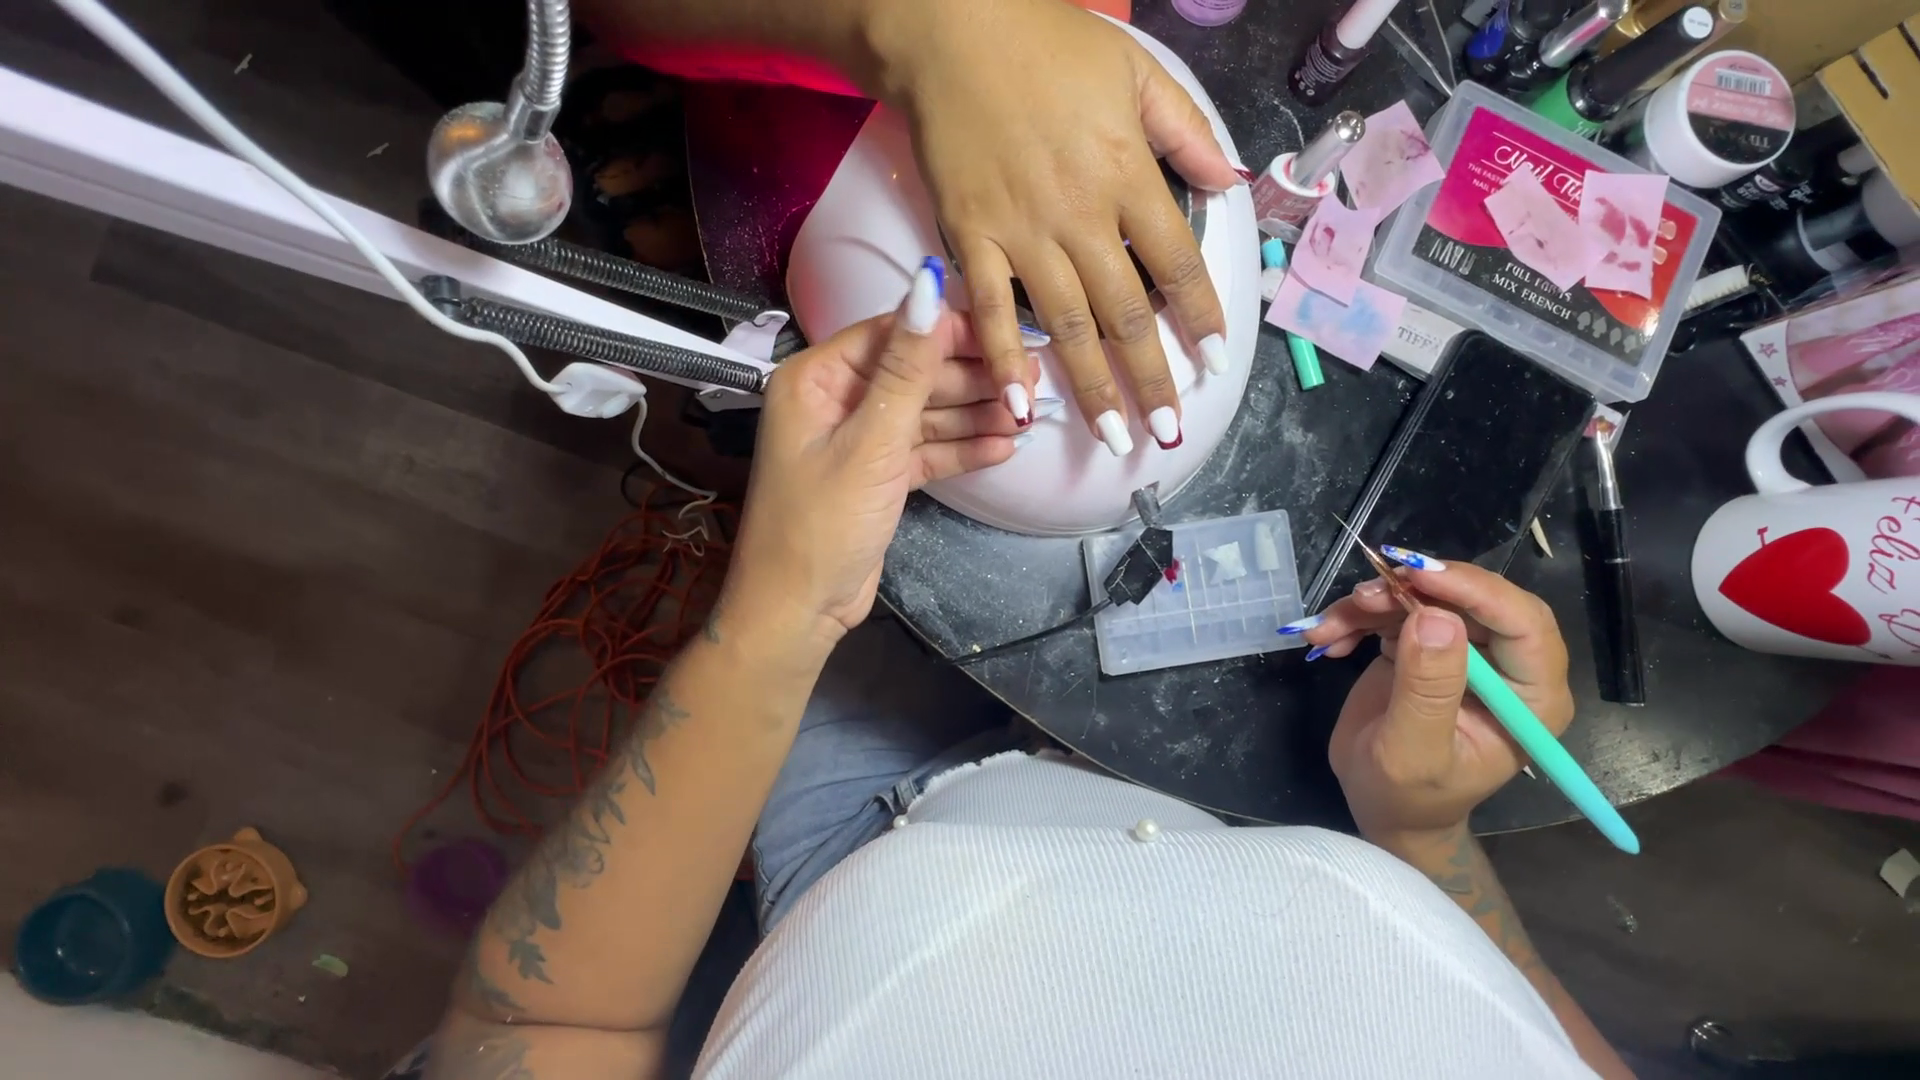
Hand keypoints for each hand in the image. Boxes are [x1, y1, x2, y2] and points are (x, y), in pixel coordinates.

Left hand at [723, 260, 1016, 645]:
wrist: (799, 610)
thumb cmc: (822, 524)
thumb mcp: (871, 443)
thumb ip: (906, 368)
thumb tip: (928, 284)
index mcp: (817, 379)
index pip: (892, 335)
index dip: (950, 333)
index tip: (1007, 335)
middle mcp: (837, 400)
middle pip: (914, 374)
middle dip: (971, 380)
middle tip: (1031, 382)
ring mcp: (858, 440)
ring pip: (925, 414)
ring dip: (974, 416)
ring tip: (1028, 416)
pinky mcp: (878, 476)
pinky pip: (925, 451)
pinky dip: (960, 450)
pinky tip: (1003, 447)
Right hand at [867, 0, 1238, 454]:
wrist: (951, 30)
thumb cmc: (1045, 45)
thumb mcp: (1135, 70)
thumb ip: (1185, 131)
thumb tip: (1229, 186)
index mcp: (1126, 175)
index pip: (1176, 263)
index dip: (1200, 317)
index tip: (1214, 363)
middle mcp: (1080, 216)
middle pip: (1126, 313)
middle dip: (1151, 378)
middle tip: (1166, 432)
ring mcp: (1022, 234)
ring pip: (1066, 325)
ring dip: (1092, 386)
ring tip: (1114, 437)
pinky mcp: (971, 241)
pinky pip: (991, 311)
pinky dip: (1005, 359)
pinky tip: (1021, 405)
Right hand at [1298, 558, 1573, 844]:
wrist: (1383, 807)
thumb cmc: (1408, 796)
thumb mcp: (1413, 752)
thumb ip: (1427, 690)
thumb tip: (1435, 619)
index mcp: (1530, 698)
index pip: (1523, 625)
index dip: (1475, 591)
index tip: (1416, 576)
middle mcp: (1505, 668)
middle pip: (1472, 601)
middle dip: (1415, 590)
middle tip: (1364, 593)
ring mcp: (1461, 654)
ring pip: (1424, 600)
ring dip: (1370, 605)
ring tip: (1327, 627)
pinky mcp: (1421, 647)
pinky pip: (1392, 613)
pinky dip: (1354, 619)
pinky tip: (1326, 640)